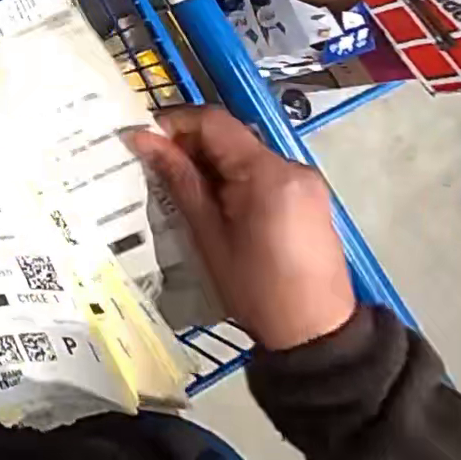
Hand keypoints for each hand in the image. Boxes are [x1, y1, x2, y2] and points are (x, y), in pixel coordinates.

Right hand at [130, 107, 354, 350]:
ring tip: (188, 190)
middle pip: (230, 134)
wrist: (318, 338)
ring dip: (212, 161)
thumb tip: (142, 137)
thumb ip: (178, 177)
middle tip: (161, 168)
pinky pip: (262, 168)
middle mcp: (291, 164)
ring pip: (244, 150)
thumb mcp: (208, 233)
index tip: (148, 140)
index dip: (176, 122)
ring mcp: (305, 178)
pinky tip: (219, 203)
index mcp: (267, 172)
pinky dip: (234, 174)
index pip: (214, 121)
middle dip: (192, 145)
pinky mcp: (309, 193)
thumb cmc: (256, 289)